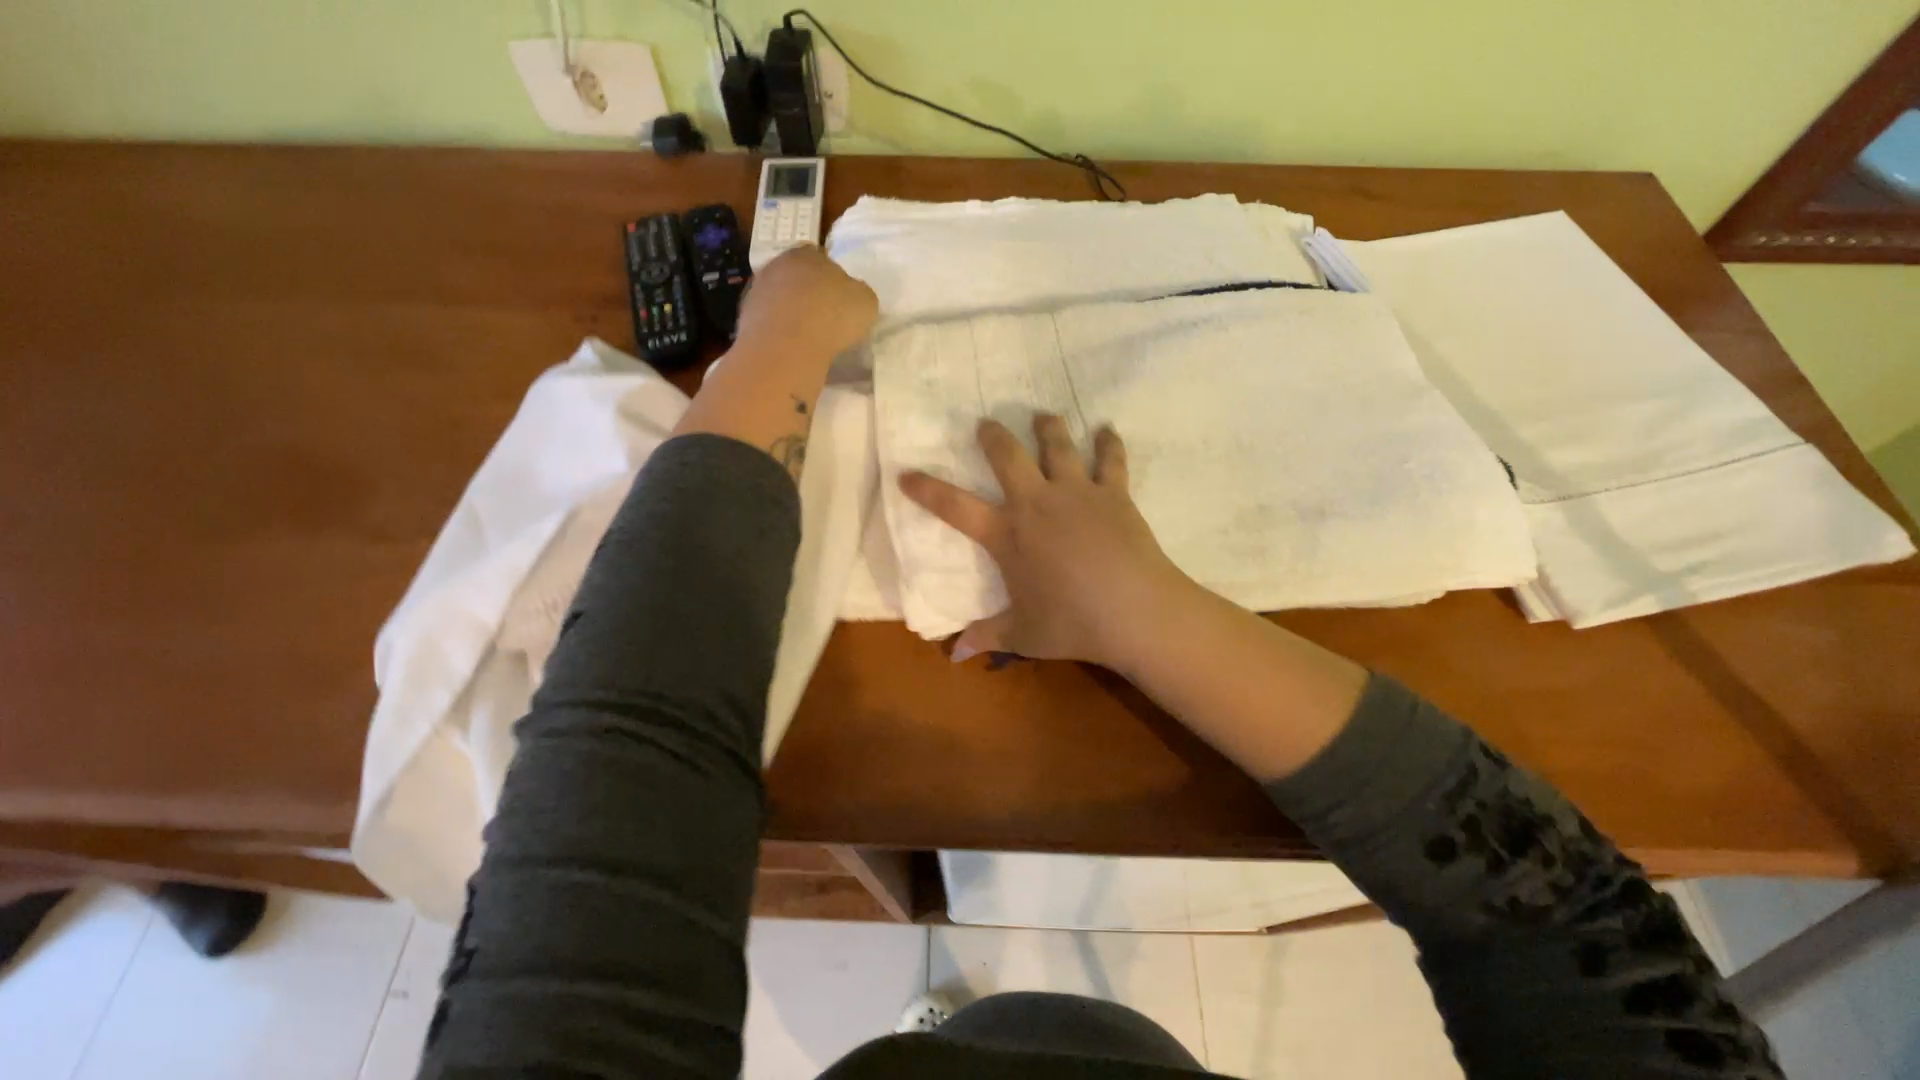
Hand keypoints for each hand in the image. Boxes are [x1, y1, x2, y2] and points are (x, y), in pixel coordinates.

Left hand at [734, 245, 878, 362]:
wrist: (786, 348)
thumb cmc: (832, 317)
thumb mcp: (865, 302)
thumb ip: (857, 291)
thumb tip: (851, 293)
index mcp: (807, 253)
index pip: (819, 256)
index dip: (831, 275)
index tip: (839, 297)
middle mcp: (776, 265)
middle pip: (795, 275)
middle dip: (807, 292)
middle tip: (823, 315)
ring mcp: (756, 291)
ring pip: (778, 297)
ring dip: (789, 311)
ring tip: (806, 335)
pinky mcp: (743, 318)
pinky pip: (766, 321)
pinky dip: (777, 331)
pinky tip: (789, 346)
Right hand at [900, 414, 1202, 670]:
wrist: (1135, 611)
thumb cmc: (1073, 624)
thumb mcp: (1024, 635)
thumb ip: (988, 635)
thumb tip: (956, 654)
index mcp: (1008, 535)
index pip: (956, 507)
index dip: (928, 490)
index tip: (906, 474)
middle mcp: (1037, 503)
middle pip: (1008, 457)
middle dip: (994, 436)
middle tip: (986, 424)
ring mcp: (1077, 493)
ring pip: (1058, 447)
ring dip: (1048, 428)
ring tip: (1043, 416)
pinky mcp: (1114, 494)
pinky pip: (1110, 460)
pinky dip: (1108, 443)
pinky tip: (1107, 430)